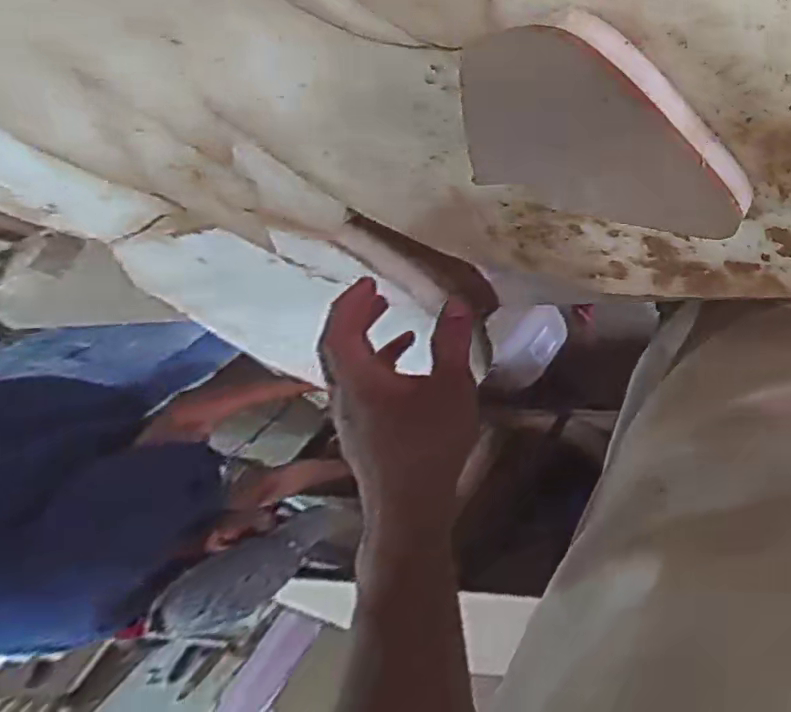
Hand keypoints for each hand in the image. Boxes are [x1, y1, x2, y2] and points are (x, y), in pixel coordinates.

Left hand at [317, 278, 480, 532]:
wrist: (410, 509)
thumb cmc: (430, 444)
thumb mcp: (451, 387)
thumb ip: (452, 343)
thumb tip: (455, 303)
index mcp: (359, 381)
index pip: (339, 332)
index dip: (350, 303)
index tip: (369, 282)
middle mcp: (344, 397)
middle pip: (335, 348)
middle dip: (354, 316)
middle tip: (377, 293)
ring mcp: (350, 417)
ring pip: (347, 368)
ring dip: (365, 338)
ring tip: (390, 317)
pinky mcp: (363, 431)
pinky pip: (360, 385)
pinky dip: (378, 362)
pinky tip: (407, 361)